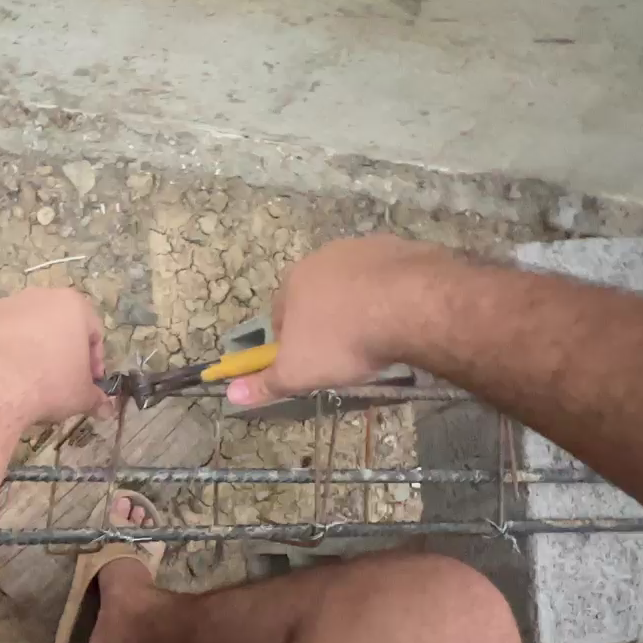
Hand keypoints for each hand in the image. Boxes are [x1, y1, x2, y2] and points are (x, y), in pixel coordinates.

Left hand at [0, 288, 108, 426]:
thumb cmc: (52, 383)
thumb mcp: (82, 396)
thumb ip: (96, 398)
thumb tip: (106, 409)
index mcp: (73, 305)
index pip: (93, 332)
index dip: (94, 361)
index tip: (90, 383)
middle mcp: (41, 296)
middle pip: (59, 325)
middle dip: (63, 352)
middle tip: (62, 380)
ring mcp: (8, 305)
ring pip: (29, 328)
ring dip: (35, 349)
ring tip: (32, 379)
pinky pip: (3, 336)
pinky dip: (8, 351)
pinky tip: (8, 375)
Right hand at [228, 235, 472, 405]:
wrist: (412, 307)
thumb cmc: (342, 341)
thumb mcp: (297, 372)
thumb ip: (264, 383)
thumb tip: (231, 395)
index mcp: (293, 282)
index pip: (281, 314)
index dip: (291, 341)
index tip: (308, 361)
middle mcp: (324, 257)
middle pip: (317, 295)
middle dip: (325, 320)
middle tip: (343, 352)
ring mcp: (365, 248)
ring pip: (354, 284)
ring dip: (358, 306)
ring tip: (376, 337)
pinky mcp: (402, 247)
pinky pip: (389, 278)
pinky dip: (391, 296)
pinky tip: (401, 319)